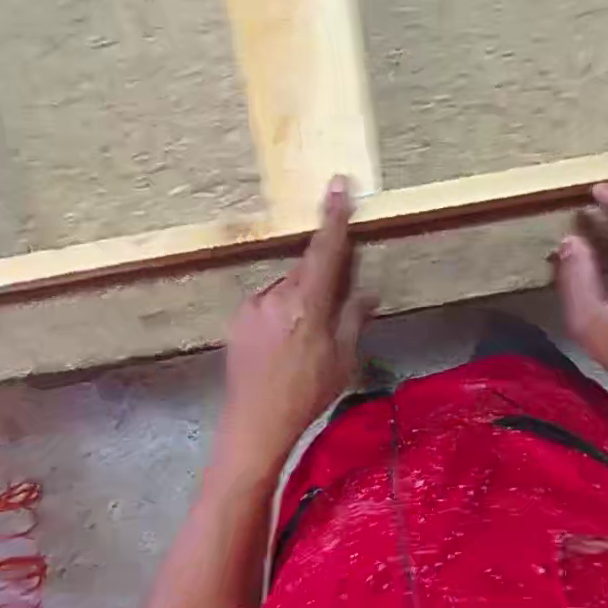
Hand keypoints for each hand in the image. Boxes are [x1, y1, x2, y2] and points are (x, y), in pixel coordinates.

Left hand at [217, 177, 374, 475]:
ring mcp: (252, 306)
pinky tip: (288, 343)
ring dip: (303, 299)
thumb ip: (354, 319)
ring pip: (287, 288)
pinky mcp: (239, 319)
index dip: (334, 217)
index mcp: (307, 303)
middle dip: (324, 278)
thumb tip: (368, 294)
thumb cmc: (308, 393)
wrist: (256, 421)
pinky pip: (269, 303)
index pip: (325, 250)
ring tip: (309, 339)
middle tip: (338, 302)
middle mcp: (276, 296)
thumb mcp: (343, 360)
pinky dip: (284, 312)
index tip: (337, 186)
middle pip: (306, 269)